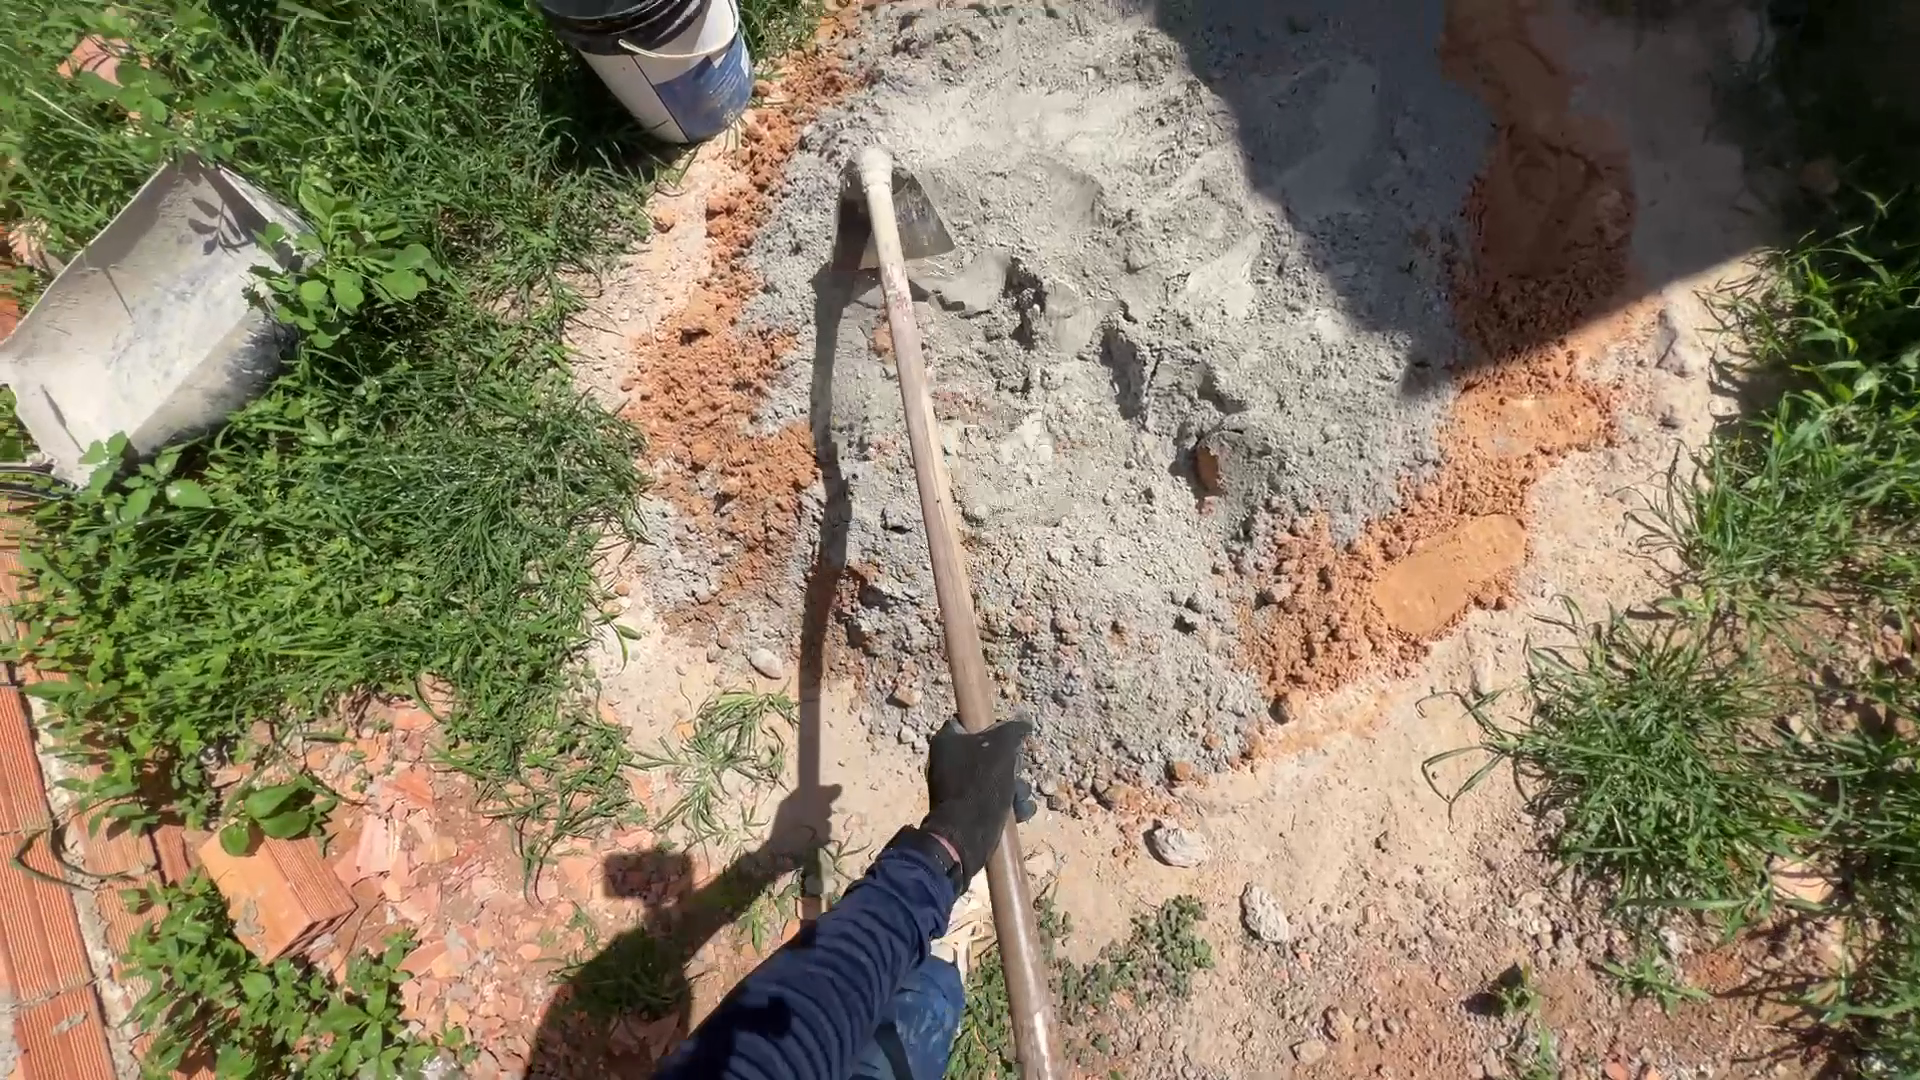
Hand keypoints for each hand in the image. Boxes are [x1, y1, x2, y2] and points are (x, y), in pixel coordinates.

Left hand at [920, 717, 1031, 882]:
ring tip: (1020, 798)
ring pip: (996, 777)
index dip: (991, 725)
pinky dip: (1009, 804)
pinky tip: (1021, 812)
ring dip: (1015, 787)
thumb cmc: (980, 785)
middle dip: (1011, 763)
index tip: (1009, 735)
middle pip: (988, 751)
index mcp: (947, 741)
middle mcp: (948, 761)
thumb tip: (1023, 723)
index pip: (969, 721)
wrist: (965, 837)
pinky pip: (994, 799)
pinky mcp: (967, 809)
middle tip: (1017, 771)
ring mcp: (957, 787)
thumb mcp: (1001, 749)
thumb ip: (1012, 731)